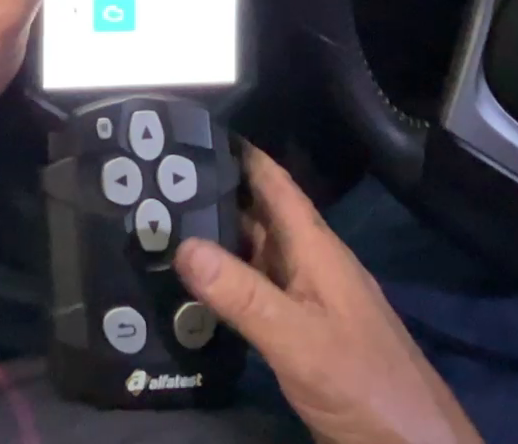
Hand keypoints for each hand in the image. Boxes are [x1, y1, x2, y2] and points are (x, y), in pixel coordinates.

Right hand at [174, 147, 482, 443]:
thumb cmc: (365, 386)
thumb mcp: (299, 340)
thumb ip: (242, 294)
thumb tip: (180, 243)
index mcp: (315, 249)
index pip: (273, 183)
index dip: (238, 152)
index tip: (189, 130)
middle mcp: (309, 265)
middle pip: (256, 216)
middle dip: (210, 194)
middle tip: (152, 180)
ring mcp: (305, 301)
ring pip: (252, 253)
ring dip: (213, 238)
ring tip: (159, 224)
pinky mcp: (299, 333)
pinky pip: (252, 291)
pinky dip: (221, 281)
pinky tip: (189, 286)